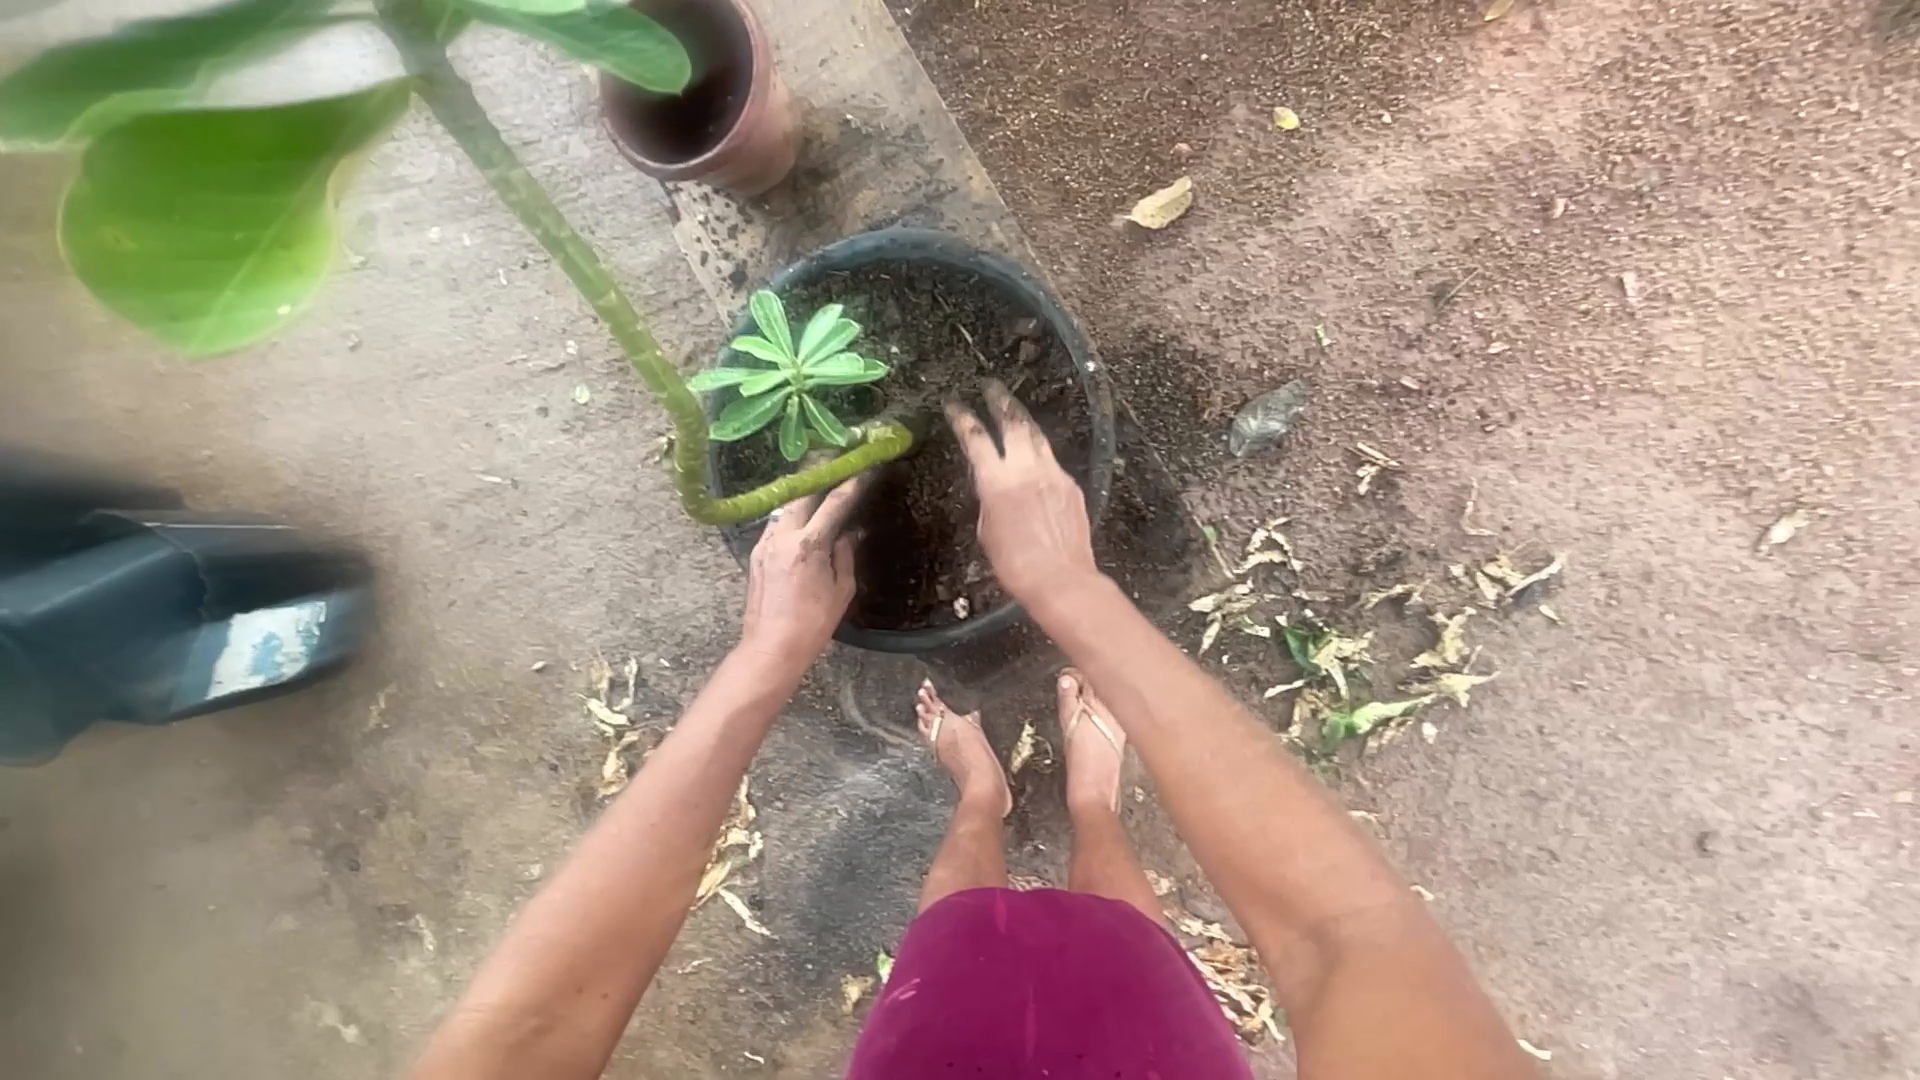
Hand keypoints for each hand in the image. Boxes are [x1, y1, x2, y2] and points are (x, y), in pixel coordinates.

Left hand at [738, 479, 863, 671]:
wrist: (772, 646)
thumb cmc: (813, 624)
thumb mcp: (841, 590)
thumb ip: (845, 555)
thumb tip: (849, 533)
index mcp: (808, 546)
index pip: (834, 504)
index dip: (851, 485)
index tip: (863, 471)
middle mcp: (782, 537)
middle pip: (802, 493)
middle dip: (819, 473)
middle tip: (835, 459)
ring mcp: (764, 544)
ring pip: (785, 506)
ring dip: (803, 492)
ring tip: (818, 480)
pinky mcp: (755, 554)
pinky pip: (775, 524)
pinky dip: (790, 513)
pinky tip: (800, 514)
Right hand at [945, 380, 1099, 605]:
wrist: (1062, 579)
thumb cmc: (1015, 564)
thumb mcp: (987, 530)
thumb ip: (988, 498)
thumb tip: (991, 484)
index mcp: (997, 481)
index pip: (976, 438)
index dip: (962, 418)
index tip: (953, 404)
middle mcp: (1027, 468)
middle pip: (1014, 422)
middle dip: (1000, 400)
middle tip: (991, 387)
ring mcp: (1053, 473)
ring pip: (1037, 436)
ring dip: (1023, 420)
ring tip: (1014, 411)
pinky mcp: (1071, 485)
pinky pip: (1052, 461)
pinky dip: (1040, 454)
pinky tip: (1036, 459)